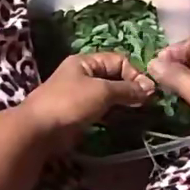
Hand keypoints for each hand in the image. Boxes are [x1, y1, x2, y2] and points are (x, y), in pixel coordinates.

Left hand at [19, 52, 154, 148]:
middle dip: (131, 88)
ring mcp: (79, 94)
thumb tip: (150, 88)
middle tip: (147, 103)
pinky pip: (101, 109)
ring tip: (139, 112)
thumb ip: (127, 89)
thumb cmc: (70, 103)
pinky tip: (123, 120)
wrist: (40, 129)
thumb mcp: (102, 91)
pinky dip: (113, 113)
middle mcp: (82, 75)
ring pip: (108, 94)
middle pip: (114, 77)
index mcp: (84, 62)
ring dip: (124, 102)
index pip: (118, 60)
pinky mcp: (78, 113)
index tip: (149, 91)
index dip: (135, 73)